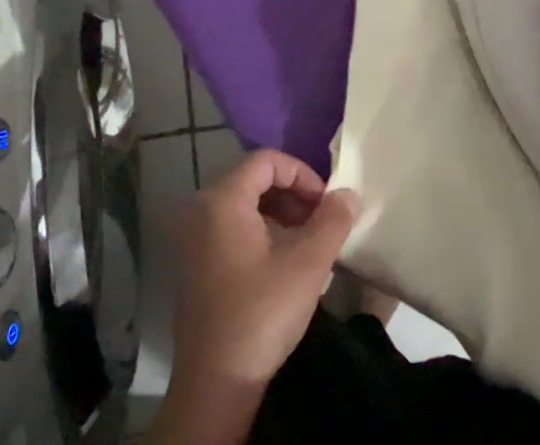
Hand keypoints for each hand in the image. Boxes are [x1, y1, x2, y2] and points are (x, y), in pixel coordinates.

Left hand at [172, 148, 357, 387]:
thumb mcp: (307, 264)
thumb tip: (348, 194)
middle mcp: (199, 209)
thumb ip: (332, 221)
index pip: (265, 160)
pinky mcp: (193, 263)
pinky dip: (259, 231)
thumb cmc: (261, 313)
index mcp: (221, 200)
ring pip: (241, 205)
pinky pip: (229, 228)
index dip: (302, 174)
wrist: (215, 379)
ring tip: (308, 242)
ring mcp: (191, 237)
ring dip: (278, 213)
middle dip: (292, 193)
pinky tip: (283, 261)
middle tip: (322, 221)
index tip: (326, 204)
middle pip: (251, 179)